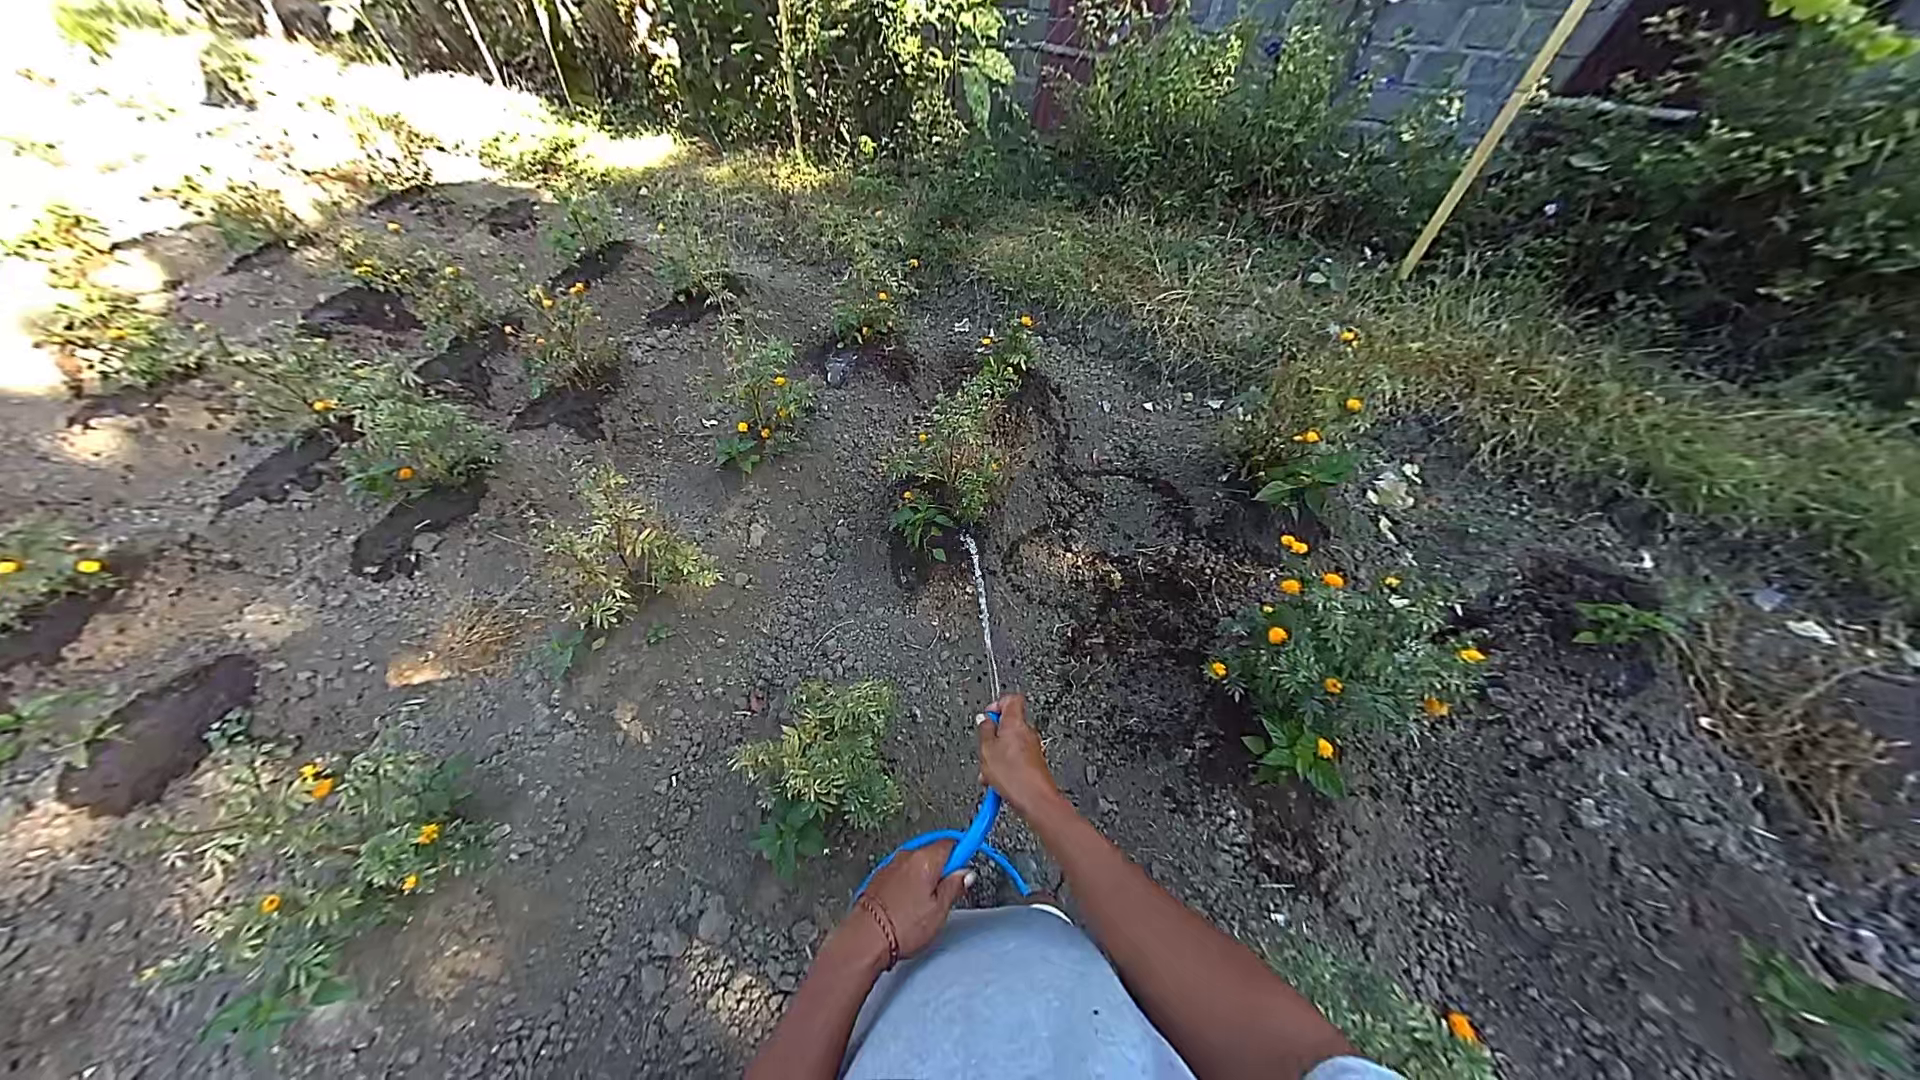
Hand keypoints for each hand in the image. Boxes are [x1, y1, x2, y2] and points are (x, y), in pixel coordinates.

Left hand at [851, 839, 970, 965]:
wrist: (865, 939)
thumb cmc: (900, 926)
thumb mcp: (938, 911)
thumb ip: (954, 887)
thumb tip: (966, 874)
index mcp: (925, 859)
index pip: (951, 844)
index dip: (962, 853)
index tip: (966, 863)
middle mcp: (907, 855)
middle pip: (933, 852)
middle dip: (943, 868)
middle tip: (946, 893)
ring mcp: (891, 864)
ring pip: (917, 863)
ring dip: (924, 876)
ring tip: (923, 905)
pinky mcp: (880, 876)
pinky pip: (902, 872)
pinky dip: (908, 882)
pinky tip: (907, 905)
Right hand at [976, 693, 1060, 815]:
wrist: (1035, 799)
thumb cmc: (1014, 775)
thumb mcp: (987, 749)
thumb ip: (984, 730)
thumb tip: (983, 719)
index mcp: (1015, 722)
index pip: (1011, 699)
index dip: (997, 705)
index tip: (987, 717)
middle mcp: (1027, 731)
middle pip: (1007, 724)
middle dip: (993, 736)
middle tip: (985, 748)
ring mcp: (1032, 747)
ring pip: (1010, 743)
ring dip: (997, 754)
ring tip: (989, 771)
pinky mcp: (1033, 762)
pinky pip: (1016, 757)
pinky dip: (1005, 765)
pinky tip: (998, 780)